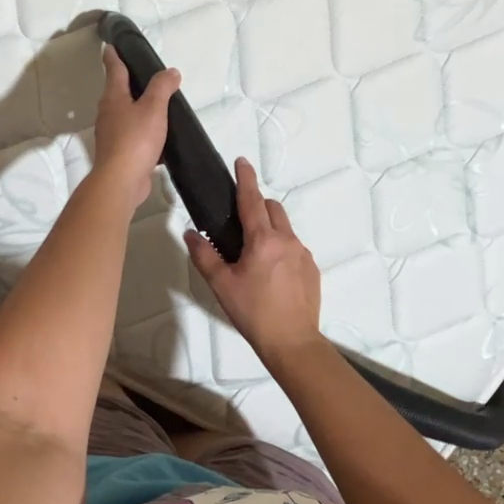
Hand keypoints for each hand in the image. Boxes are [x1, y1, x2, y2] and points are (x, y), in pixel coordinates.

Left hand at [92, 45, 179, 203]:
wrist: (121, 180)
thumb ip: (162, 87)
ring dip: (137, 108)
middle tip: (142, 74)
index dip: (113, 57)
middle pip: (117, 92)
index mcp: (113, 98)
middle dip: (127, 82)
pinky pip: (133, 136)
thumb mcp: (154, 108)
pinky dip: (144, 132)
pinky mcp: (119, 152)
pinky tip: (159, 137)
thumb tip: (171, 72)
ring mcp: (111, 134)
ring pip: (125, 114)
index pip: (114, 70)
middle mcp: (108, 113)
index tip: (110, 46)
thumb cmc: (135, 139)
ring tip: (156, 104)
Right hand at [185, 158, 322, 363]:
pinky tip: (269, 273)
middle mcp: (287, 240)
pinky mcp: (312, 270)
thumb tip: (191, 233)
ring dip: (269, 228)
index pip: (252, 200)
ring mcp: (303, 255)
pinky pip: (294, 248)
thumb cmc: (252, 311)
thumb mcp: (221, 284)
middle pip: (273, 208)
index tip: (242, 161)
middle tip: (239, 218)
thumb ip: (204, 255)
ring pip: (285, 228)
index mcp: (263, 240)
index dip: (246, 179)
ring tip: (253, 252)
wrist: (292, 342)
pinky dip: (280, 248)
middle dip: (258, 204)